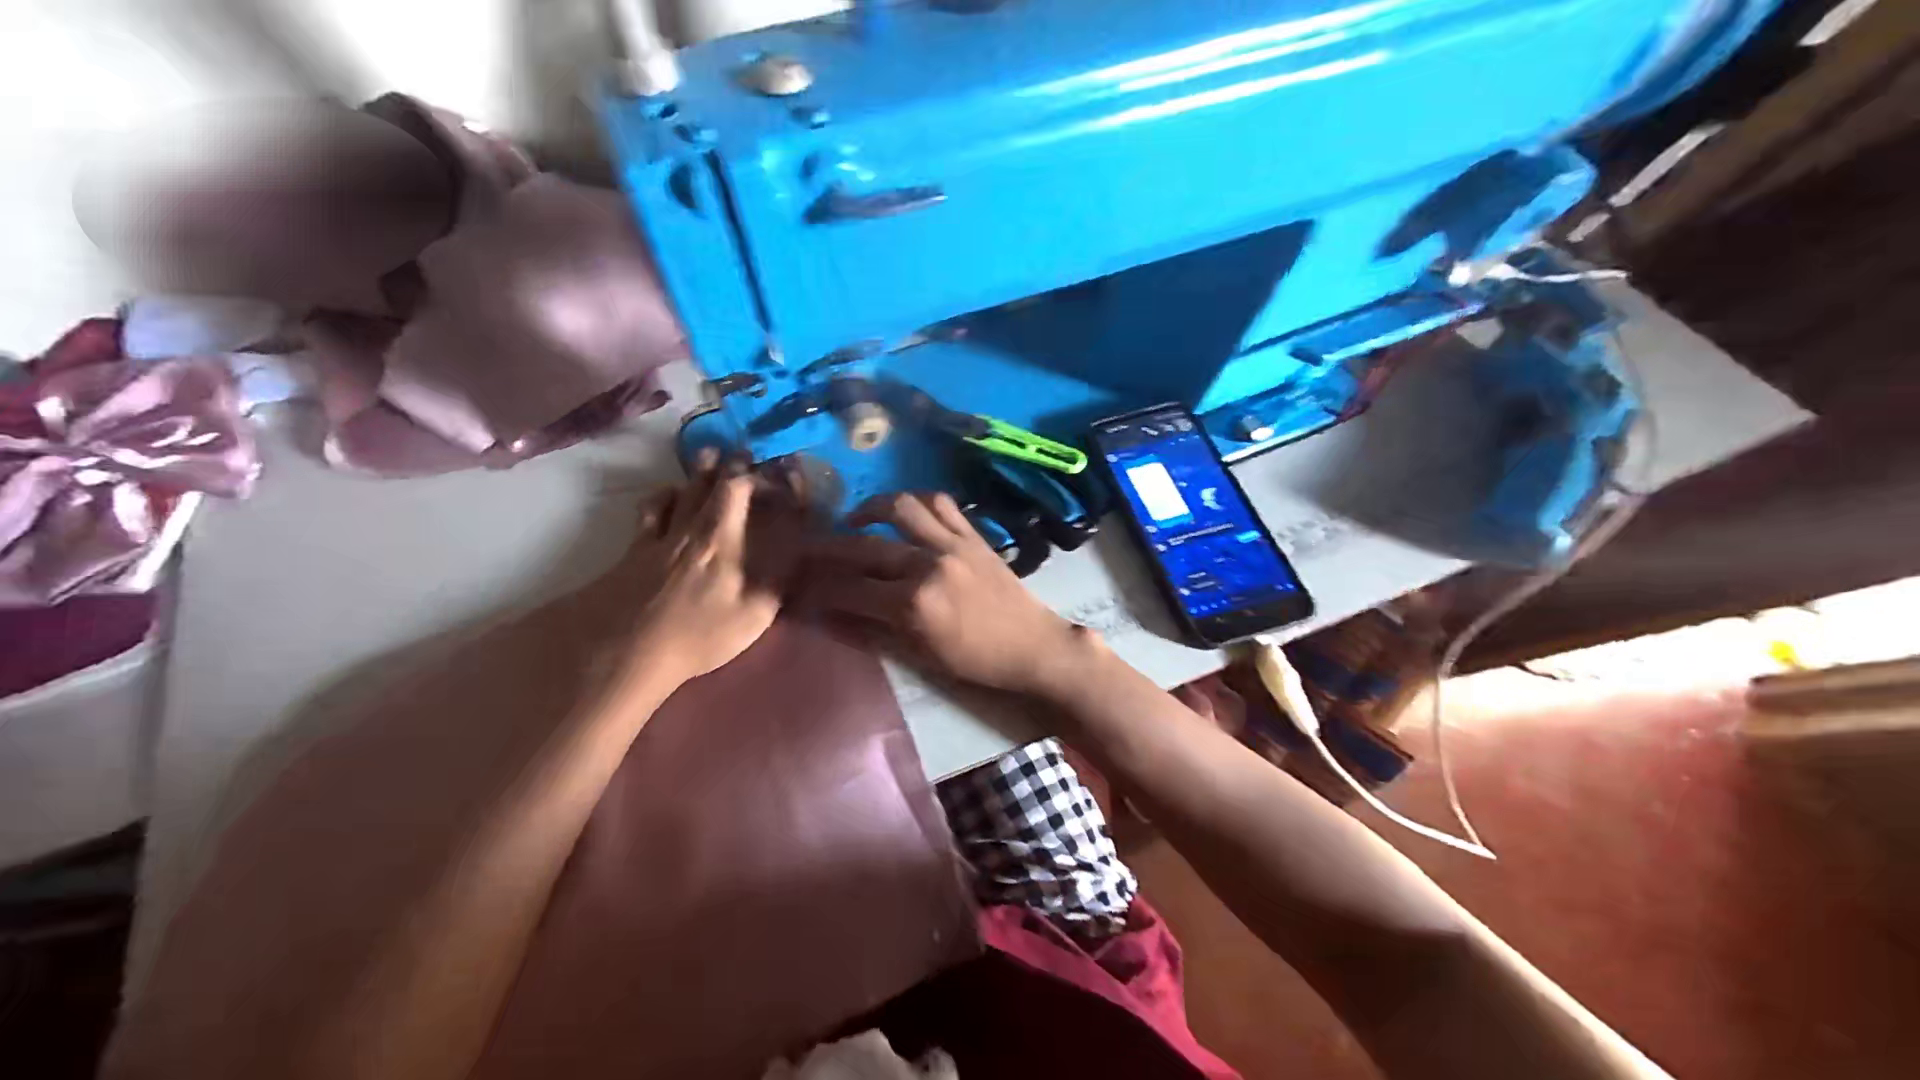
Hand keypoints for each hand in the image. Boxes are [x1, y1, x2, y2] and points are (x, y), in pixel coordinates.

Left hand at [617, 453, 801, 684]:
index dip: (761, 473)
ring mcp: (661, 536)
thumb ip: (777, 577)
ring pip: (682, 490)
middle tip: (743, 452)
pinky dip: (663, 496)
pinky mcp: (635, 549)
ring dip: (698, 472)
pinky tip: (668, 494)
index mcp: (725, 538)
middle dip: (731, 464)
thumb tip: (797, 550)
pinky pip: (651, 510)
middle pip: (711, 483)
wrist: (629, 649)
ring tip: (709, 456)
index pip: (743, 489)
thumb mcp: (755, 614)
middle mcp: (694, 527)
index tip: (778, 467)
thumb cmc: (701, 634)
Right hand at [800, 491, 1093, 694]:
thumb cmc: (976, 661)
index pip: (850, 589)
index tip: (799, 584)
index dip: (819, 587)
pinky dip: (916, 501)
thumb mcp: (920, 656)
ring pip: (901, 507)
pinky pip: (941, 503)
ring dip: (870, 508)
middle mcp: (928, 564)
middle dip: (828, 547)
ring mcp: (952, 544)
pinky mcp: (973, 534)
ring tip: (854, 519)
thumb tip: (830, 614)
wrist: (1032, 645)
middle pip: (865, 547)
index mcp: (913, 604)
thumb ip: (873, 630)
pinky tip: (903, 511)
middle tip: (808, 548)